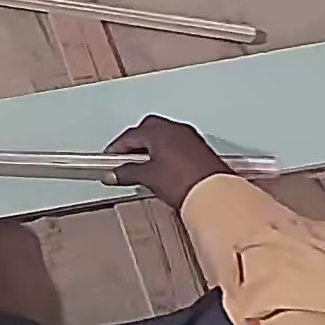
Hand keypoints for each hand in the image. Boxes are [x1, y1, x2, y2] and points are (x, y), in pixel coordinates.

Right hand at [102, 115, 231, 208]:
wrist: (216, 195)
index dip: (116, 148)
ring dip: (150, 147)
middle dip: (134, 142)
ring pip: (163, 136)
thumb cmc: (186, 181)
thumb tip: (114, 174)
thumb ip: (126, 173)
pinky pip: (176, 144)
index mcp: (160, 131)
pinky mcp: (200, 149)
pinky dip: (165, 152)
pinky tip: (162, 167)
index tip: (109, 158)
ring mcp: (190, 138)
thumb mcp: (146, 177)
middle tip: (125, 157)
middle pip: (147, 129)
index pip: (129, 135)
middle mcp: (176, 130)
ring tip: (142, 164)